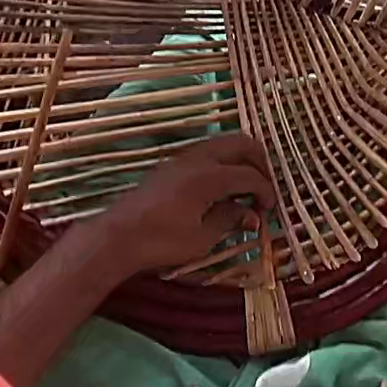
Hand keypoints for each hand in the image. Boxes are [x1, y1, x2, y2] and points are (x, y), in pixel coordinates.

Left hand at [92, 133, 274, 271]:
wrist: (116, 238)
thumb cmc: (160, 242)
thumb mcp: (202, 238)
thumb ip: (230, 220)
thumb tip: (252, 216)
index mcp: (211, 177)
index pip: (250, 176)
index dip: (265, 191)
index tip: (269, 208)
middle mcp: (200, 158)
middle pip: (242, 144)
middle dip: (260, 162)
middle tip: (263, 187)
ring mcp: (185, 157)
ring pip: (225, 143)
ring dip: (241, 159)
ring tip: (245, 186)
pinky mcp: (173, 163)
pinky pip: (209, 152)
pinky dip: (224, 162)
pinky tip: (222, 186)